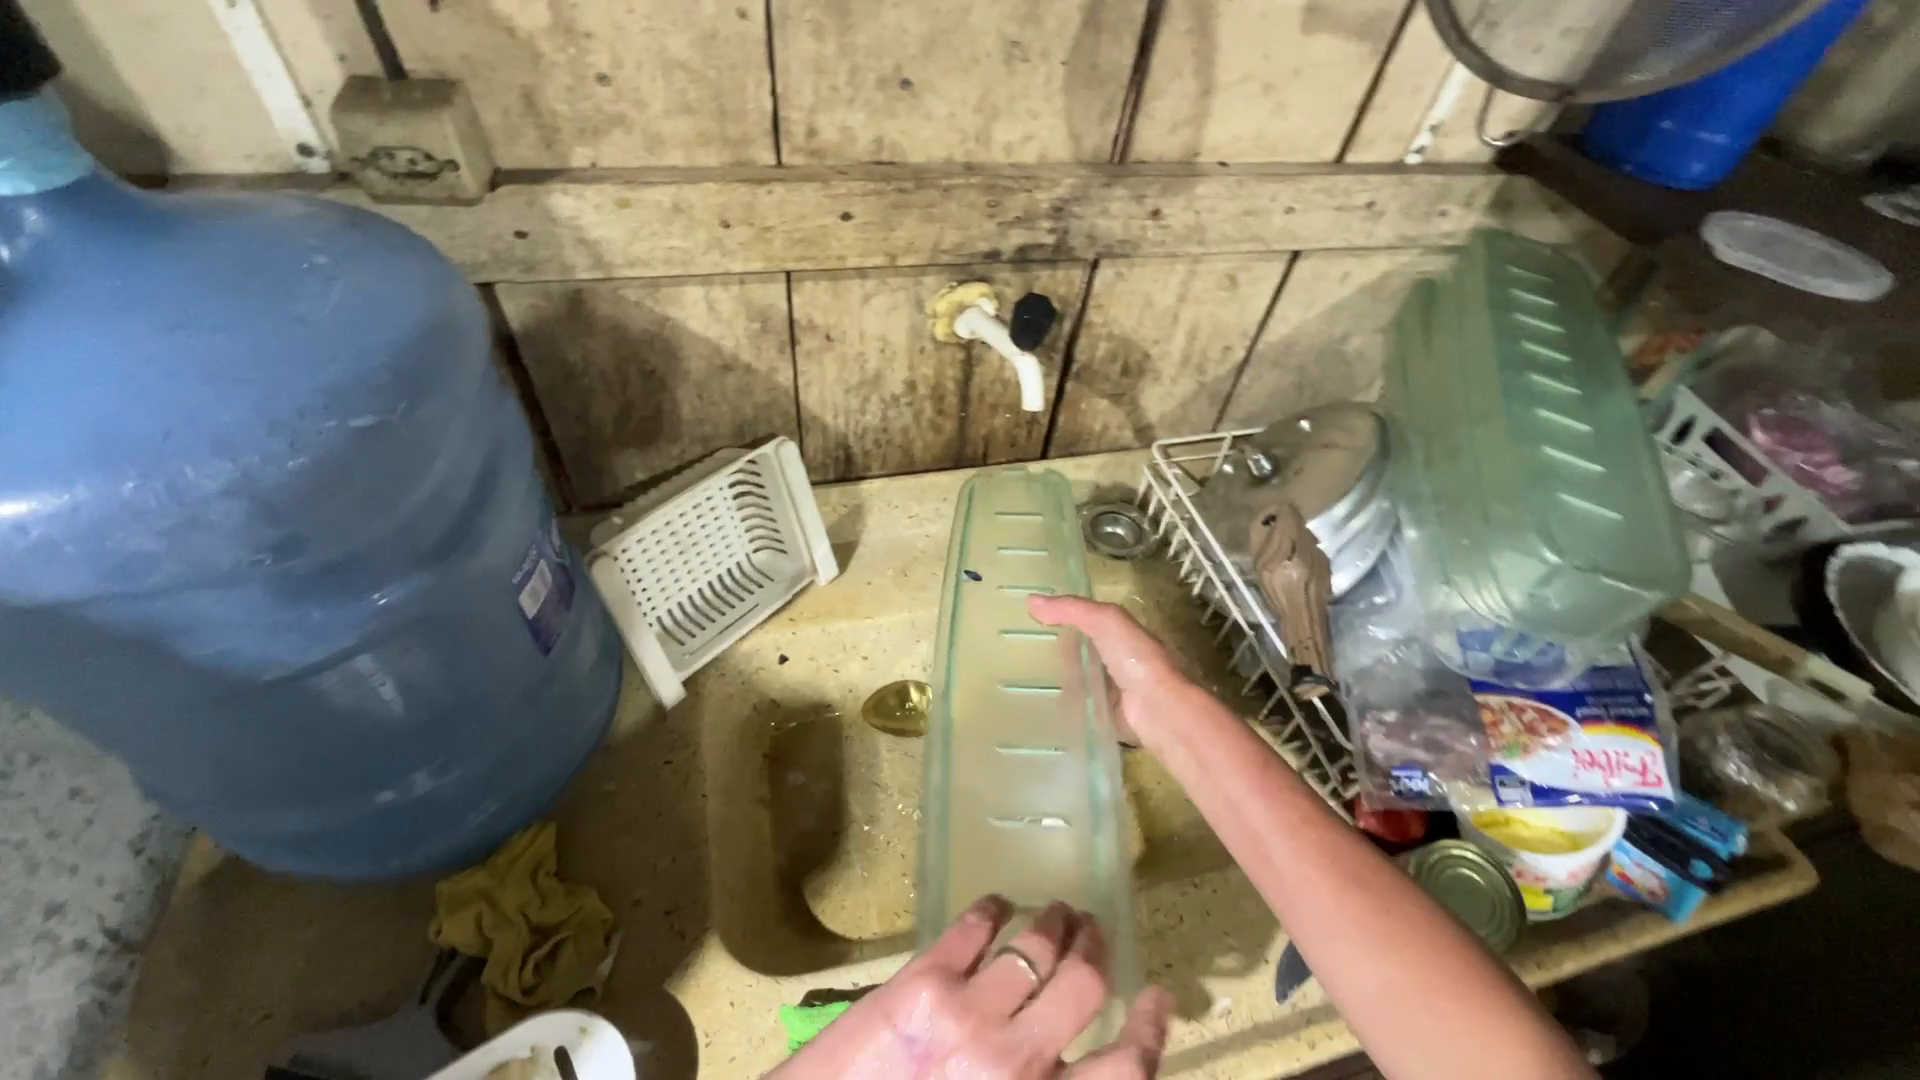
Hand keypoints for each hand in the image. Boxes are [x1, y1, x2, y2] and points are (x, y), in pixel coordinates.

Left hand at [770, 896, 1173, 1078]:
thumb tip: (1070, 1063)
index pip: (1125, 1072)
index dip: (1151, 1030)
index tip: (1157, 996)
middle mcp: (1014, 1061)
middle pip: (1086, 986)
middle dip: (1096, 950)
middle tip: (1093, 931)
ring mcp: (967, 1013)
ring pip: (1035, 946)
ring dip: (1052, 921)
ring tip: (1056, 911)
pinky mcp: (921, 978)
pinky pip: (975, 926)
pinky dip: (993, 909)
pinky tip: (997, 905)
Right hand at [1027, 595, 1188, 747]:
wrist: (1157, 709)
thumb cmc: (1134, 658)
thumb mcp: (1105, 621)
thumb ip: (1071, 609)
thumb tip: (1031, 600)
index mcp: (1119, 632)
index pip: (1084, 618)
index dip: (1059, 614)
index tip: (1026, 615)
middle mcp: (1114, 658)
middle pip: (1077, 649)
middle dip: (1051, 647)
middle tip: (1013, 646)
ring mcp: (1108, 687)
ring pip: (1073, 677)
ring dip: (1052, 676)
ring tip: (1015, 674)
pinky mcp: (1101, 713)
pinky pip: (1074, 704)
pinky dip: (1058, 702)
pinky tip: (1035, 699)